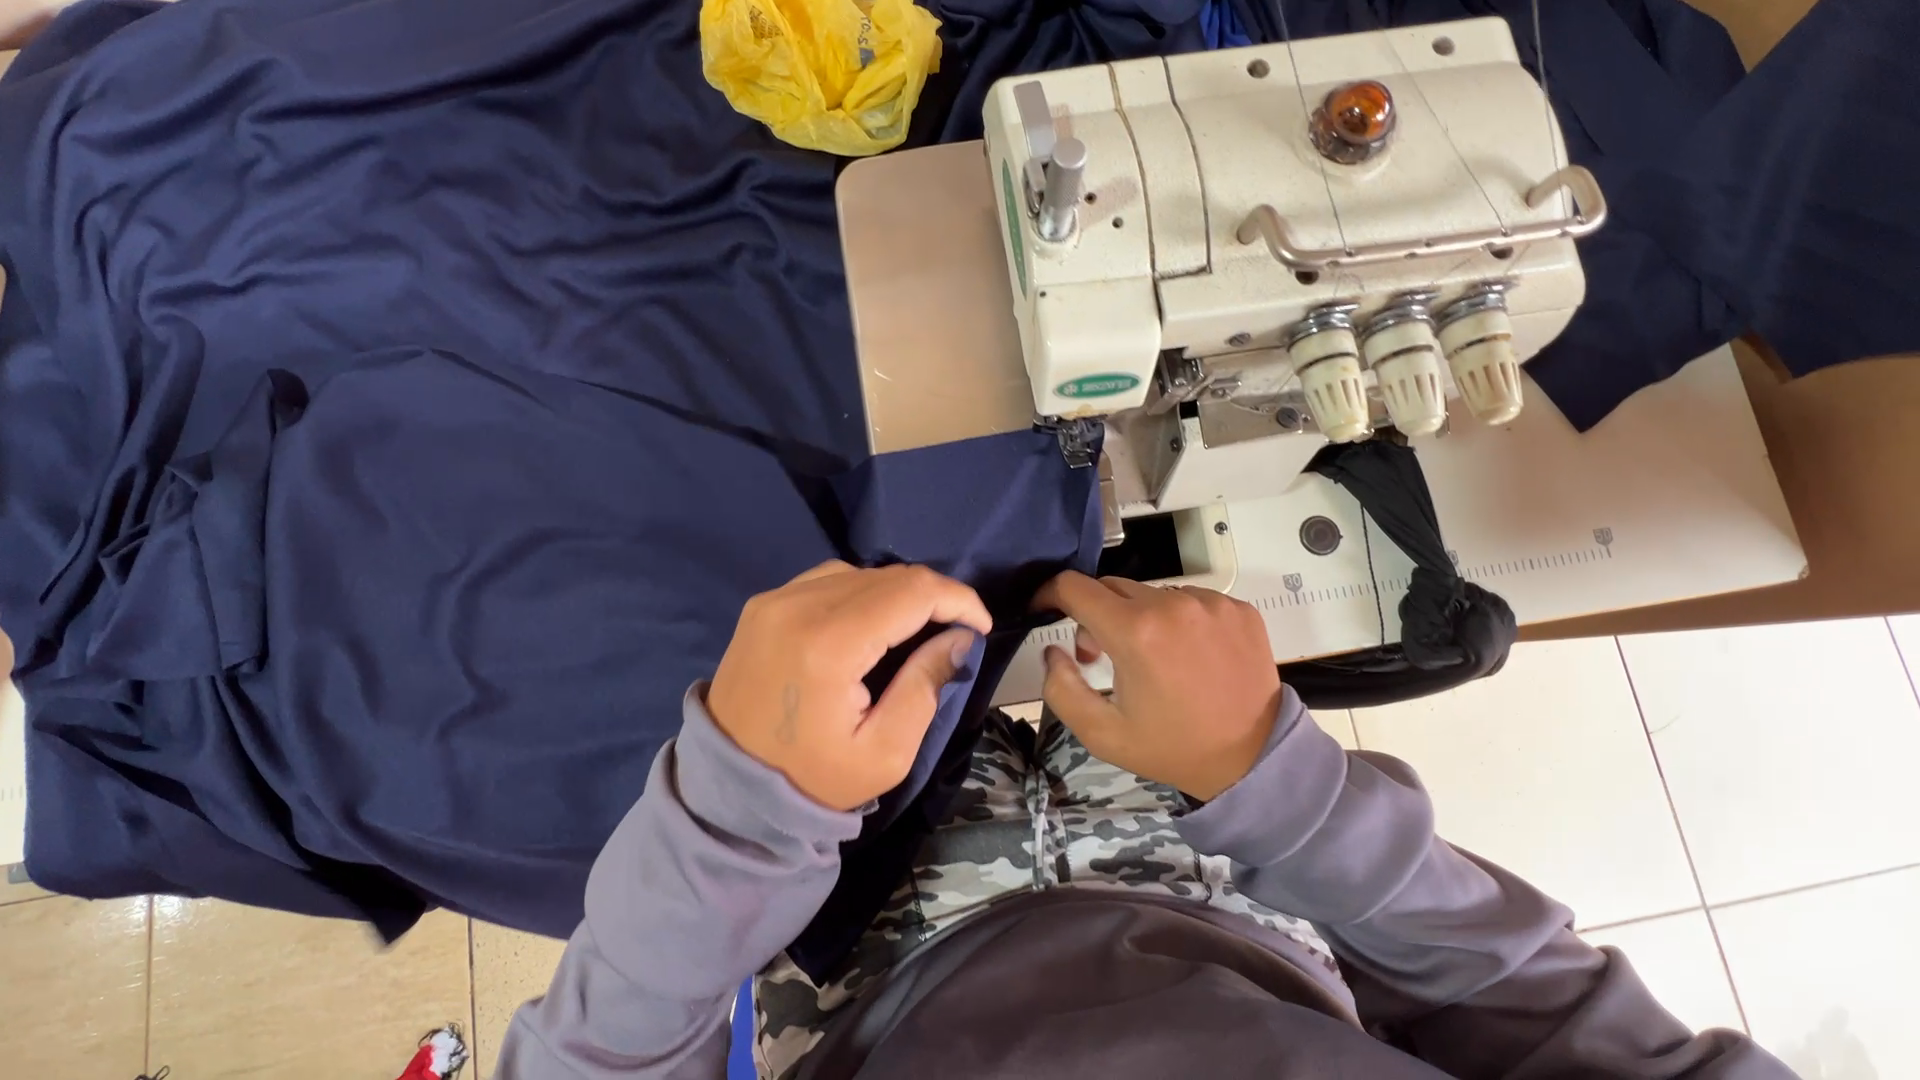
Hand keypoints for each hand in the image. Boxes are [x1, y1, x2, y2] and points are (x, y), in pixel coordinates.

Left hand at [707, 561, 992, 811]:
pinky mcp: (761, 606)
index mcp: (829, 643)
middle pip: (887, 576)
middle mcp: (797, 606)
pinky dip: (861, 593)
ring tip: (918, 629)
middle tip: (955, 632)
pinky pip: (826, 580)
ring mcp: (773, 601)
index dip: (958, 599)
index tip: (981, 626)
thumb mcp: (885, 753)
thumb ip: (927, 685)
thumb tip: (959, 637)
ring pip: (858, 572)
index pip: (911, 591)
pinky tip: (872, 624)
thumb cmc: (810, 781)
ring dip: (897, 593)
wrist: (726, 790)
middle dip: (932, 597)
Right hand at [1034, 571, 1280, 800]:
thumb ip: (1061, 688)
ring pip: (1151, 593)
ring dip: (1139, 616)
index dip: (1050, 594)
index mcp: (1134, 631)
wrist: (1252, 759)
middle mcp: (1171, 603)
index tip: (1044, 610)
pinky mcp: (1238, 608)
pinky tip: (1189, 654)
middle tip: (1102, 655)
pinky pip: (1191, 599)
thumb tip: (1054, 650)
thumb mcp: (1102, 733)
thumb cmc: (1171, 748)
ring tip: (1153, 657)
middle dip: (1095, 615)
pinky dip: (1178, 618)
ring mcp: (1210, 602)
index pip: (1074, 587)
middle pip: (1111, 588)